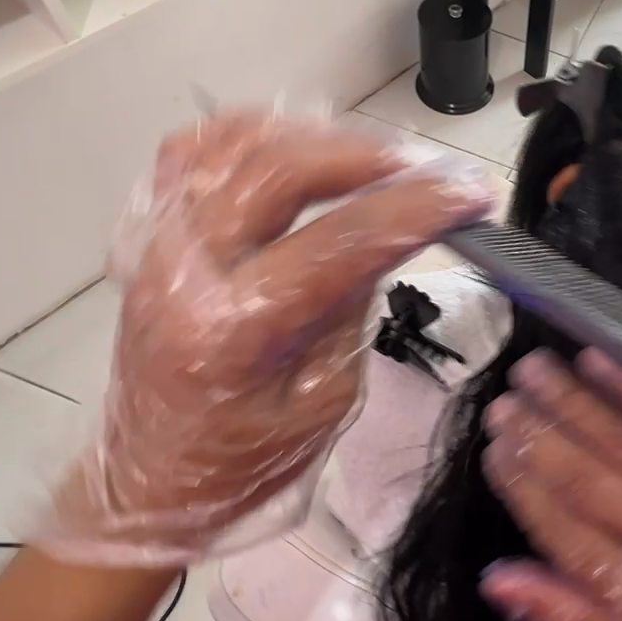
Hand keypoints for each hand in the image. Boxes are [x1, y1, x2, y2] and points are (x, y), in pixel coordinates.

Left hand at [36, 114, 497, 565]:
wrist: (151, 485)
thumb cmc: (250, 460)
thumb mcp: (330, 396)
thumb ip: (354, 308)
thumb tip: (385, 238)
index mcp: (235, 329)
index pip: (343, 239)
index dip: (418, 208)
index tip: (474, 195)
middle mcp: (185, 270)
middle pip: (282, 169)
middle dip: (372, 157)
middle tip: (429, 171)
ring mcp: (156, 244)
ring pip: (239, 145)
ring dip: (318, 140)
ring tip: (376, 159)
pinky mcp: (147, 236)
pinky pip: (192, 152)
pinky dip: (251, 135)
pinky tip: (296, 146)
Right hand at [477, 350, 621, 620]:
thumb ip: (562, 613)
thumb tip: (495, 577)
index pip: (565, 531)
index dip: (523, 487)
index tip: (494, 450)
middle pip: (590, 479)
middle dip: (539, 436)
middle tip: (502, 404)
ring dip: (573, 400)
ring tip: (533, 371)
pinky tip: (595, 359)